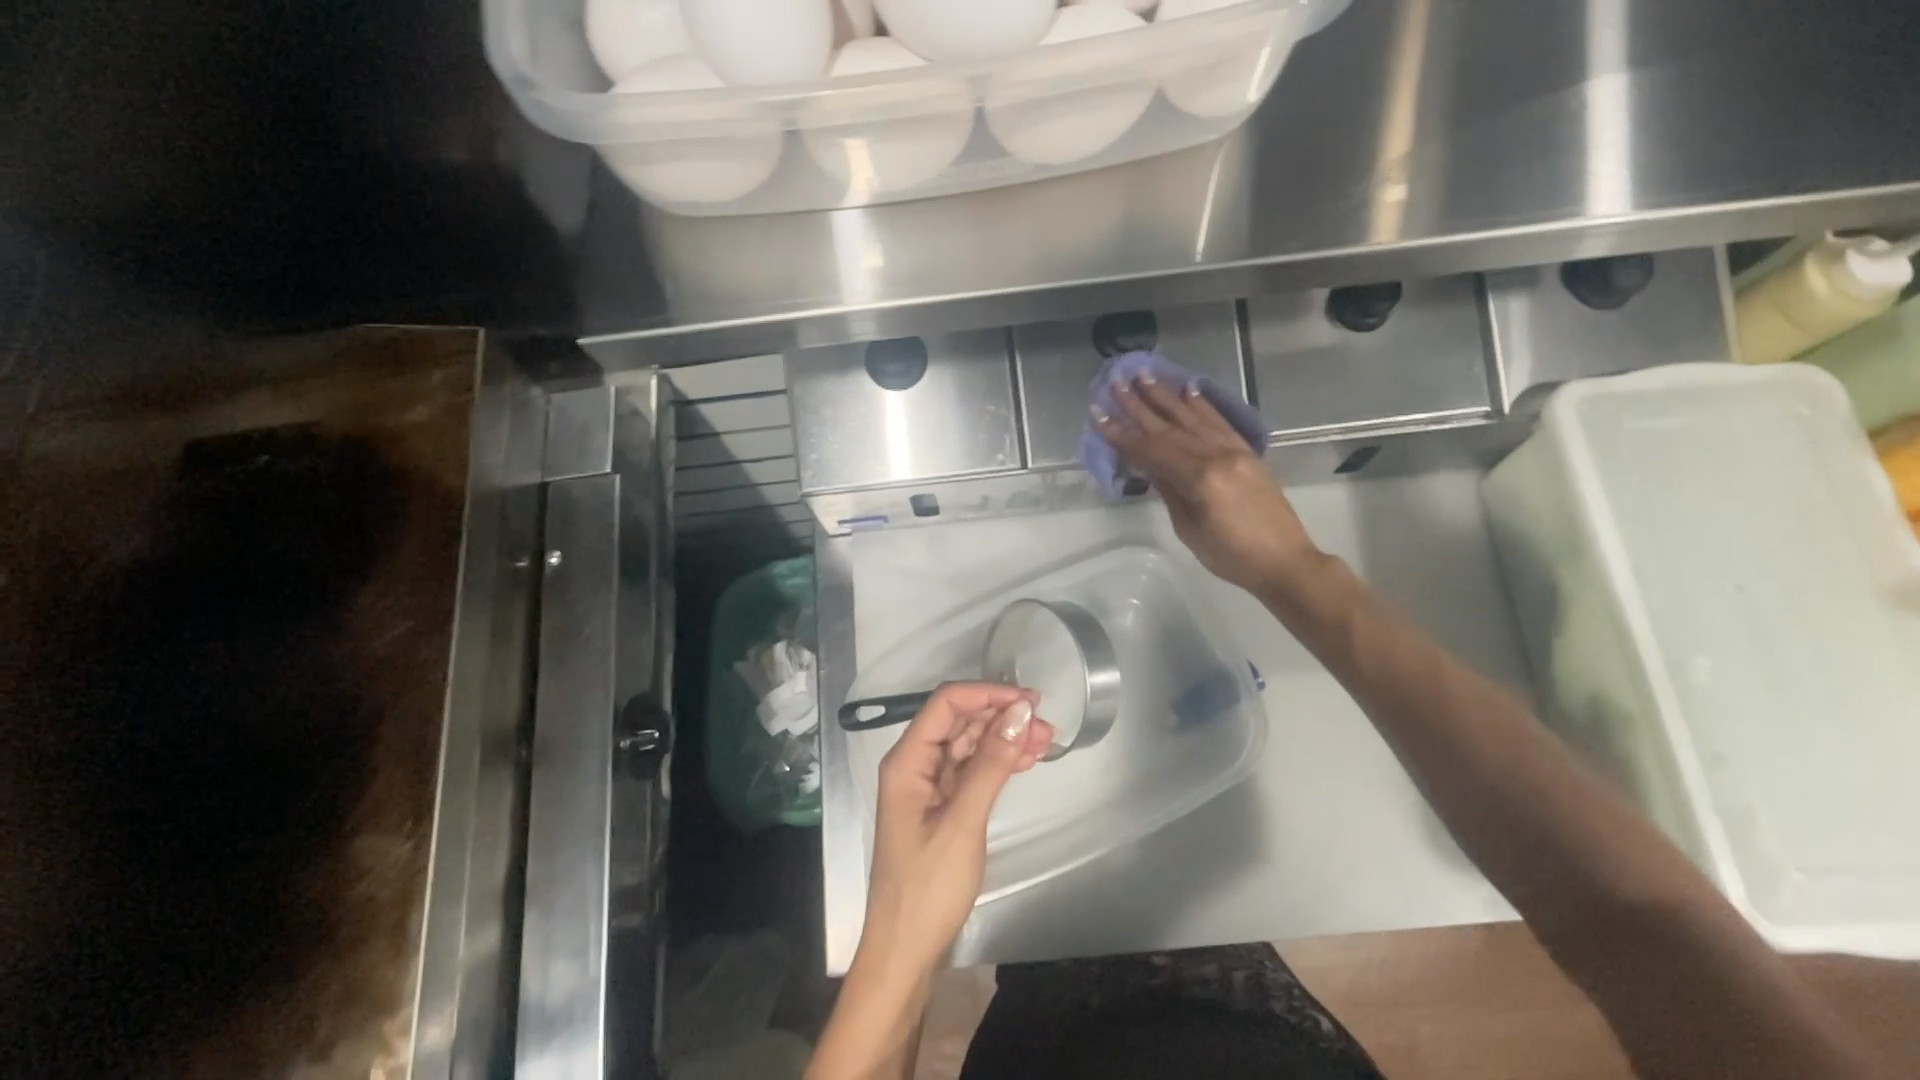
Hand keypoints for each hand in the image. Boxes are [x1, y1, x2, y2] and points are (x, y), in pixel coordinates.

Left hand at [860, 683, 1056, 976]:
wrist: (905, 949)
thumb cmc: (928, 887)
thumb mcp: (963, 822)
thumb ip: (990, 765)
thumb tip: (1019, 713)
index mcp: (906, 762)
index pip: (946, 705)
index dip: (987, 694)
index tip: (1030, 701)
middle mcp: (914, 767)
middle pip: (958, 722)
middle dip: (1001, 716)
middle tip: (1047, 724)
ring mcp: (927, 788)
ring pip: (968, 746)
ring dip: (1004, 739)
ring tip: (1047, 741)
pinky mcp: (941, 809)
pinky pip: (971, 772)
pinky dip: (998, 764)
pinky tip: (1026, 761)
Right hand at [1096, 373, 1318, 593]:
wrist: (1284, 561)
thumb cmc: (1231, 556)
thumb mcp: (1189, 528)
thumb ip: (1169, 491)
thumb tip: (1149, 465)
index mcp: (1200, 477)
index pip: (1152, 450)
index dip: (1122, 434)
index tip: (1099, 414)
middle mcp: (1217, 455)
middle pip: (1170, 427)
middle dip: (1139, 406)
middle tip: (1116, 384)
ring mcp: (1235, 450)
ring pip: (1194, 417)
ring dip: (1166, 396)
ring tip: (1144, 376)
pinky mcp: (1247, 452)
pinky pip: (1220, 421)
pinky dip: (1202, 404)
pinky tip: (1188, 388)